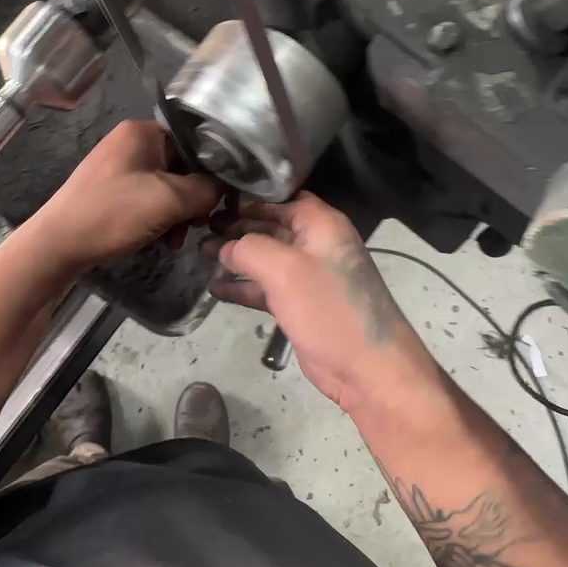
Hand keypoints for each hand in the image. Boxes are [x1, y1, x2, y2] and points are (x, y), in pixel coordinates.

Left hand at [27, 120, 222, 269]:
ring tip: (173, 239)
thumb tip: (223, 188)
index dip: (211, 172)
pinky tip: (159, 240)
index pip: (194, 142)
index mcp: (142, 132)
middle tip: (192, 226)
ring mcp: (119, 167)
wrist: (57, 245)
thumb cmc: (112, 214)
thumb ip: (206, 189)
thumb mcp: (168, 200)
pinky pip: (148, 199)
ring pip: (167, 187)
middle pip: (182, 166)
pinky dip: (158, 219)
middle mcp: (131, 142)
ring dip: (177, 214)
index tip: (218, 201)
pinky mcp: (112, 191)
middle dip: (192, 199)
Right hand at [209, 193, 433, 410]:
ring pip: (265, 259)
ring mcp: (308, 277)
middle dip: (237, 227)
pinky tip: (215, 288)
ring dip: (235, 257)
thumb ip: (248, 248)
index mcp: (322, 225)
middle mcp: (316, 245)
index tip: (215, 199)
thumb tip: (225, 247)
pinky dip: (242, 286)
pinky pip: (265, 288)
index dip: (250, 198)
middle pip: (270, 227)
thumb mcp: (283, 269)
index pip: (281, 199)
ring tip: (201, 253)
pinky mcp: (300, 305)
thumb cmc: (328, 309)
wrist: (366, 367)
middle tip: (202, 226)